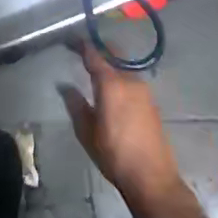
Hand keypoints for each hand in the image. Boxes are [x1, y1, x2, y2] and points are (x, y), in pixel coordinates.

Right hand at [60, 43, 181, 202]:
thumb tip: (65, 85)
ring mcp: (144, 91)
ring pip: (124, 66)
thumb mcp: (87, 131)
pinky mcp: (151, 102)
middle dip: (98, 48)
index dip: (81, 44)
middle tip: (81, 49)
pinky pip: (131, 79)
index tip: (69, 39)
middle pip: (113, 54)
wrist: (152, 178)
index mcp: (111, 84)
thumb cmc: (114, 154)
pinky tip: (112, 87)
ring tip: (95, 68)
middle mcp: (130, 80)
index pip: (94, 54)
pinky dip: (119, 75)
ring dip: (110, 62)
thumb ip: (75, 104)